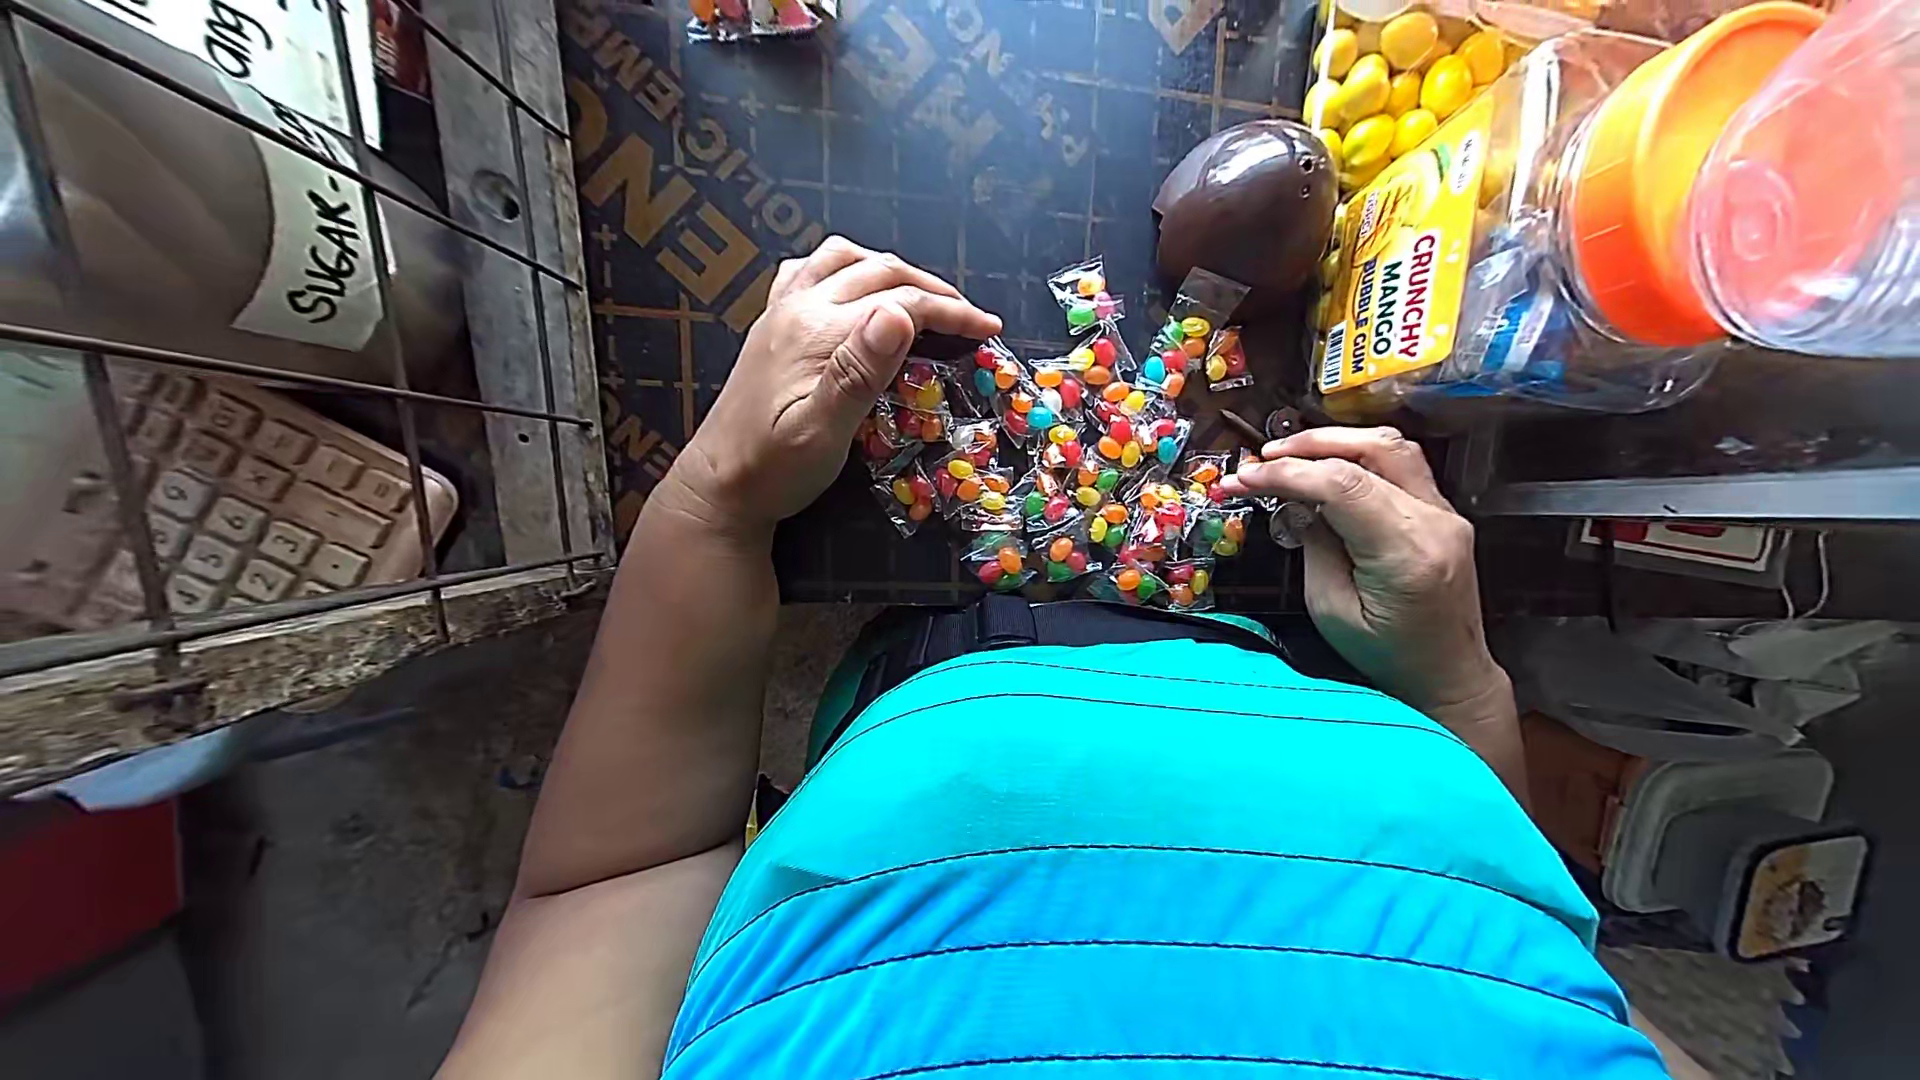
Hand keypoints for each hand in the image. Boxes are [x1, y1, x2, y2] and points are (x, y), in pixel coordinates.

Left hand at [661, 237, 1000, 536]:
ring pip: (844, 260)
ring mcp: (781, 312)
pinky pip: (810, 272)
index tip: (987, 329)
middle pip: (878, 272)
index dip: (950, 313)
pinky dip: (847, 269)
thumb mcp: (822, 432)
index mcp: (818, 333)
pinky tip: (854, 288)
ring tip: (923, 296)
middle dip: (932, 289)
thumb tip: (899, 314)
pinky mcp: (771, 326)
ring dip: (891, 269)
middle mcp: (798, 309)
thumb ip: (859, 373)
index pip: (899, 303)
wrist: (718, 486)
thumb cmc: (773, 470)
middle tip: (968, 316)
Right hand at [1218, 427, 1507, 715]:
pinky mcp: (1440, 513)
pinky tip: (1323, 464)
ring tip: (1288, 453)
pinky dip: (1354, 454)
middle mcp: (1434, 522)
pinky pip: (1399, 465)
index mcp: (1405, 553)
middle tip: (1261, 459)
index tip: (1243, 479)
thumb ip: (1315, 546)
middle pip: (1372, 452)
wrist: (1447, 673)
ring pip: (1390, 447)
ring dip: (1334, 441)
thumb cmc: (1386, 654)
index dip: (1286, 474)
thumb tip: (1297, 503)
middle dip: (1308, 446)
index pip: (1342, 485)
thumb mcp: (1330, 608)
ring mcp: (1444, 513)